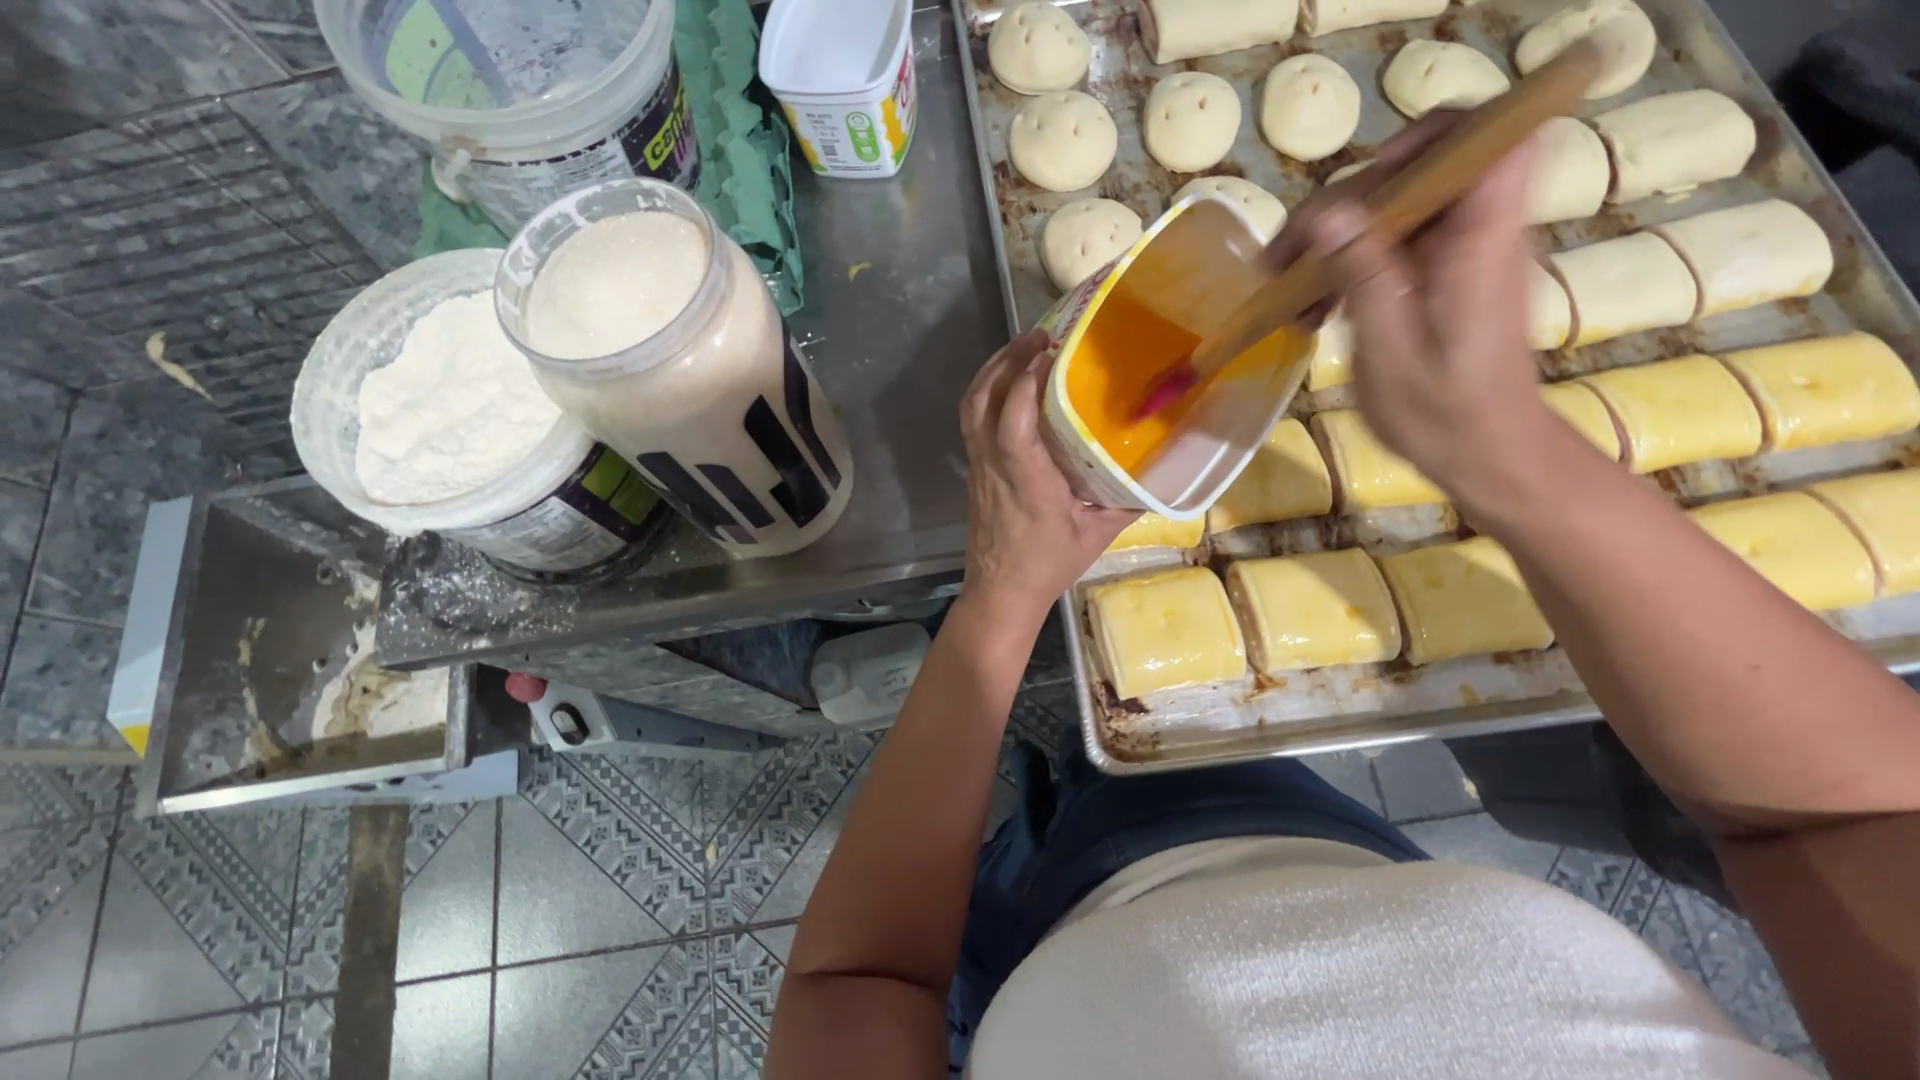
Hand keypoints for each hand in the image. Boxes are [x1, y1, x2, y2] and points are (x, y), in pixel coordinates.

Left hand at [959, 331, 1139, 625]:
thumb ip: (1126, 498)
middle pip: (983, 400)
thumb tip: (1159, 467)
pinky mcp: (975, 471)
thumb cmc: (1049, 564)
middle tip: (1039, 335)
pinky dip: (987, 392)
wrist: (1001, 592)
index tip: (1050, 349)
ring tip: (1022, 349)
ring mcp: (979, 466)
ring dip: (993, 371)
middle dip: (1007, 360)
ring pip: (972, 406)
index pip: (1013, 418)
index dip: (1025, 380)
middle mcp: (994, 464)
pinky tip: (1009, 385)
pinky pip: (972, 420)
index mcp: (1025, 477)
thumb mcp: (1097, 532)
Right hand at [1267, 114, 1564, 511]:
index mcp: (1480, 243)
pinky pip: (1391, 241)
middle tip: (1284, 258)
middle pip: (1418, 169)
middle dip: (1344, 202)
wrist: (1489, 454)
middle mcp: (1477, 232)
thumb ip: (1366, 279)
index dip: (1431, 137)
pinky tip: (1314, 308)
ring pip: (1395, 205)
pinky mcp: (1442, 272)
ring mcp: (1459, 251)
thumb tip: (1330, 214)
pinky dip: (1347, 262)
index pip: (1491, 138)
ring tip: (1289, 290)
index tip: (1371, 179)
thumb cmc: (1445, 416)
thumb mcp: (1392, 355)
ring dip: (1333, 237)